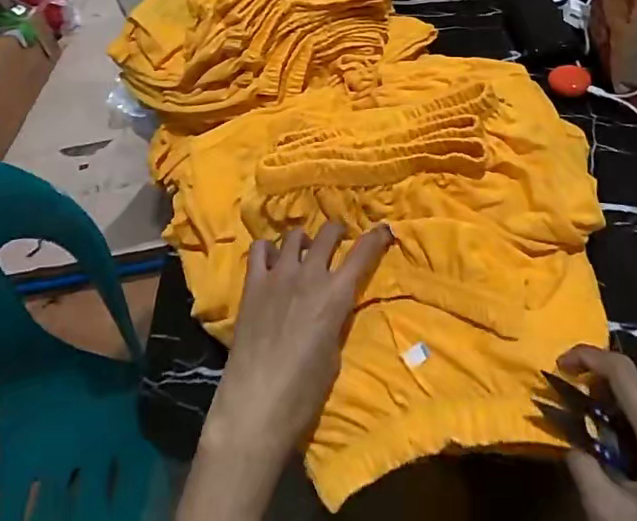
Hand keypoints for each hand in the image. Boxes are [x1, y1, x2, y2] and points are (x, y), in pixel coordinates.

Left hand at [178, 222, 391, 520]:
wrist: (255, 407)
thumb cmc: (304, 392)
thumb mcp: (334, 353)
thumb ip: (335, 318)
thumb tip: (331, 306)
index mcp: (336, 295)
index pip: (363, 252)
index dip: (377, 237)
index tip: (384, 230)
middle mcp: (309, 276)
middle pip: (328, 233)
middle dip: (337, 233)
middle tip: (337, 242)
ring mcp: (278, 276)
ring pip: (295, 235)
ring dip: (304, 241)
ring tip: (302, 253)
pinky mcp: (252, 285)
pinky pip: (259, 249)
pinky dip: (269, 250)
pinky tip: (271, 262)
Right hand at [559, 346, 636, 520]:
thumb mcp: (611, 518)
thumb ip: (584, 468)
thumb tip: (569, 429)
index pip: (626, 374)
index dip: (589, 356)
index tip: (561, 363)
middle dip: (602, 383)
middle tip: (574, 399)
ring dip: (623, 402)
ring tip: (600, 426)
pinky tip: (630, 445)